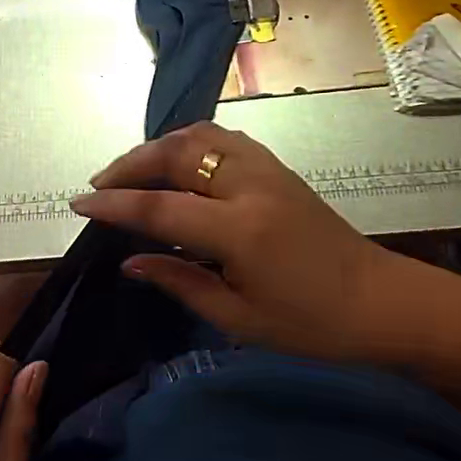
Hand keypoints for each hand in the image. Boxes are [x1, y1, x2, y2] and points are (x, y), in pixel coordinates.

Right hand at [69, 121, 399, 362]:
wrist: (381, 302)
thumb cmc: (311, 324)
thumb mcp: (239, 317)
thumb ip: (180, 281)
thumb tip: (130, 262)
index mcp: (240, 230)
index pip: (160, 207)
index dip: (114, 204)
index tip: (79, 204)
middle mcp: (251, 186)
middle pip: (178, 153)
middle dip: (131, 164)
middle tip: (101, 186)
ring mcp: (269, 171)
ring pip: (202, 135)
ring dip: (160, 146)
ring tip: (134, 171)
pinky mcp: (280, 170)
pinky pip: (226, 140)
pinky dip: (191, 143)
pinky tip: (179, 164)